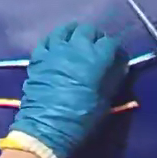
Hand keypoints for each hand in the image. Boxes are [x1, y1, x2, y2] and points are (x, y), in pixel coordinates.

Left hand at [10, 21, 128, 157]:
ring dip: (73, 32)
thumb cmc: (81, 118)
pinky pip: (47, 40)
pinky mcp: (38, 56)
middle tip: (96, 47)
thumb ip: (112, 79)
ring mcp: (54, 50)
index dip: (115, 49)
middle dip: (95, 37)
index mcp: (96, 58)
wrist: (46, 128)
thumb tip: (118, 67)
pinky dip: (54, 40)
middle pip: (88, 30)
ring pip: (65, 29)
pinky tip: (57, 45)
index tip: (117, 57)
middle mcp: (76, 48)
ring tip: (76, 40)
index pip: (110, 43)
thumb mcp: (105, 101)